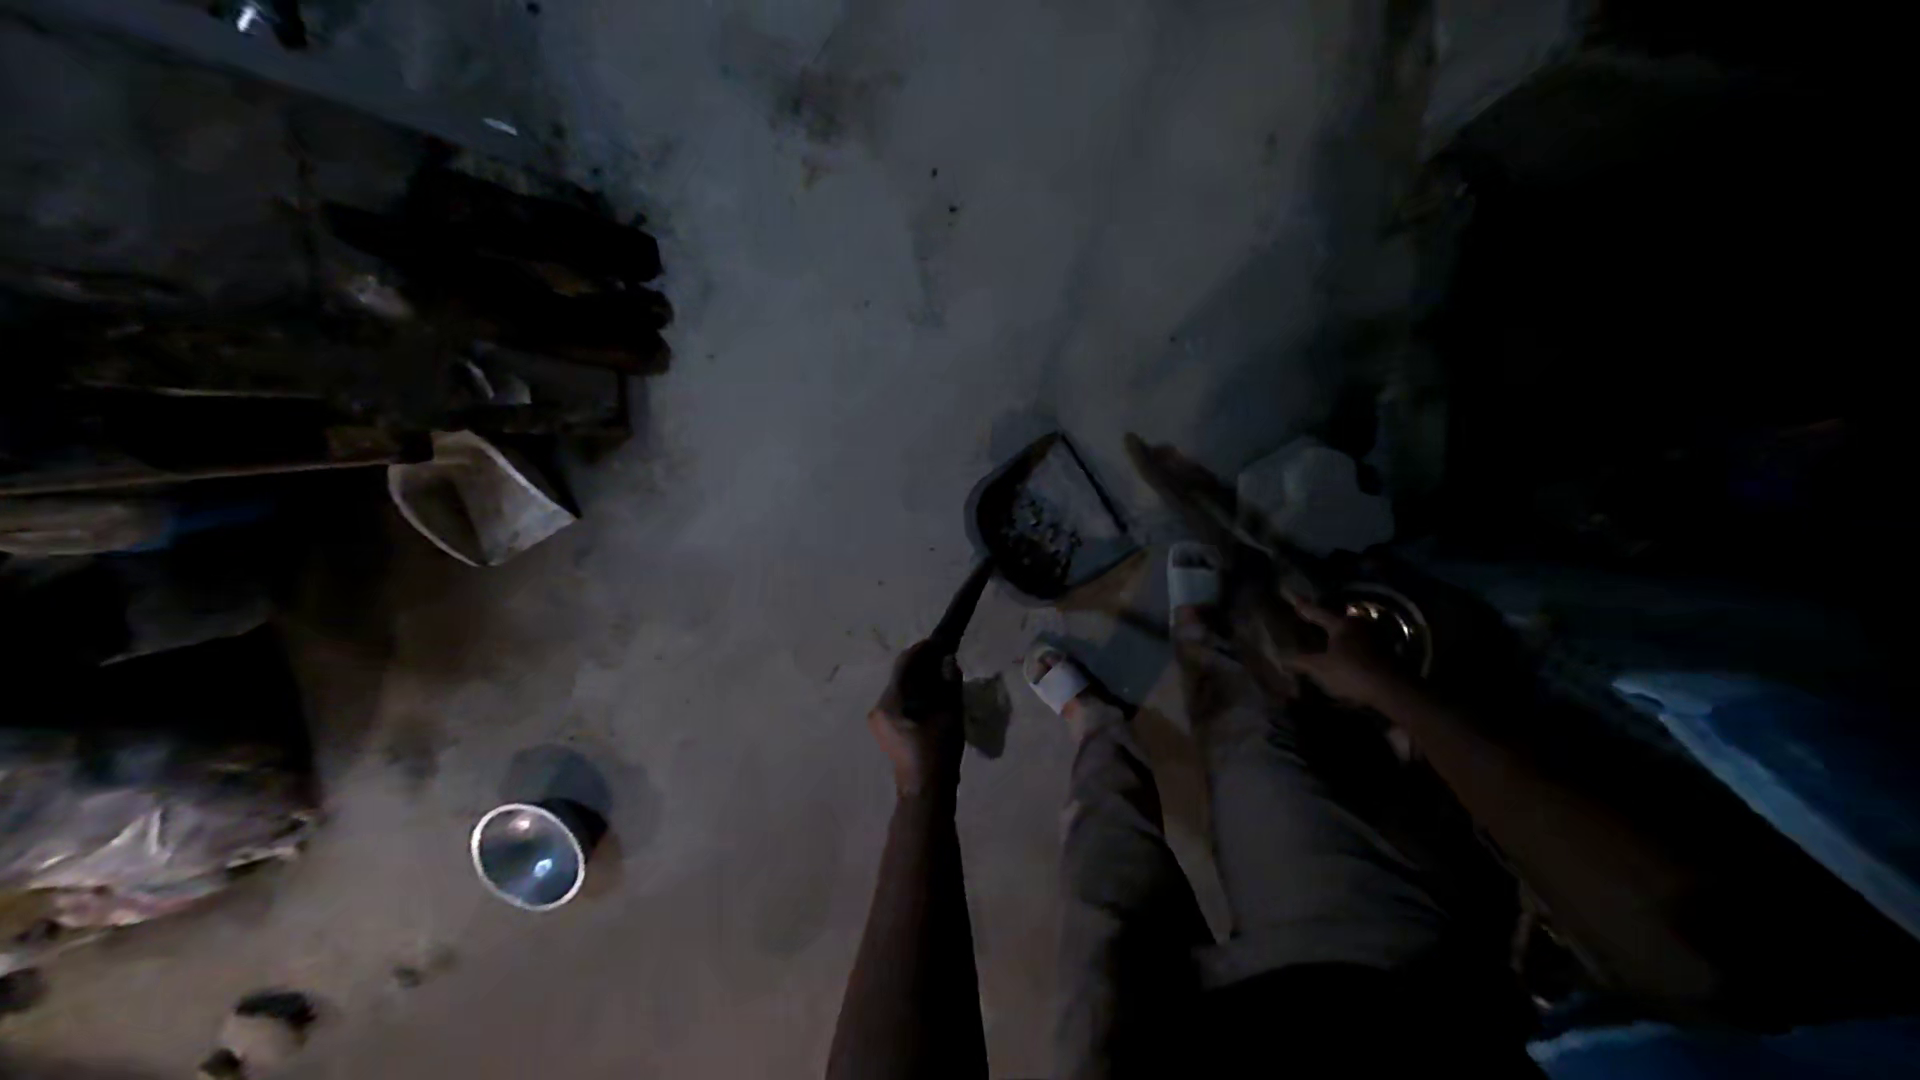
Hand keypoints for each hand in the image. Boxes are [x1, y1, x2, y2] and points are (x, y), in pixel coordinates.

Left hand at [869, 641, 965, 797]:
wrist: (925, 789)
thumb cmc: (938, 750)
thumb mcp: (950, 713)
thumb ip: (949, 683)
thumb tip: (947, 660)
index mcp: (892, 700)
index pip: (904, 664)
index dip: (921, 650)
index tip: (937, 643)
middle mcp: (879, 706)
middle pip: (900, 676)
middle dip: (920, 665)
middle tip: (942, 659)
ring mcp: (879, 719)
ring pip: (899, 689)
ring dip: (917, 680)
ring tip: (939, 677)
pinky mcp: (884, 730)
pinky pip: (898, 702)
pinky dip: (913, 694)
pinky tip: (930, 697)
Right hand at [1282, 592, 1407, 708]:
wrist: (1392, 691)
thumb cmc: (1351, 672)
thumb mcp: (1319, 668)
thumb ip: (1299, 662)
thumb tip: (1280, 657)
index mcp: (1342, 624)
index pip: (1318, 612)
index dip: (1305, 607)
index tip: (1296, 599)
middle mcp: (1361, 626)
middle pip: (1339, 621)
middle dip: (1326, 622)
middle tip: (1313, 620)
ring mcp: (1377, 639)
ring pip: (1353, 633)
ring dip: (1341, 637)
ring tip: (1328, 640)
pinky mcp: (1387, 654)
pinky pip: (1362, 646)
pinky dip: (1352, 649)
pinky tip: (1346, 656)